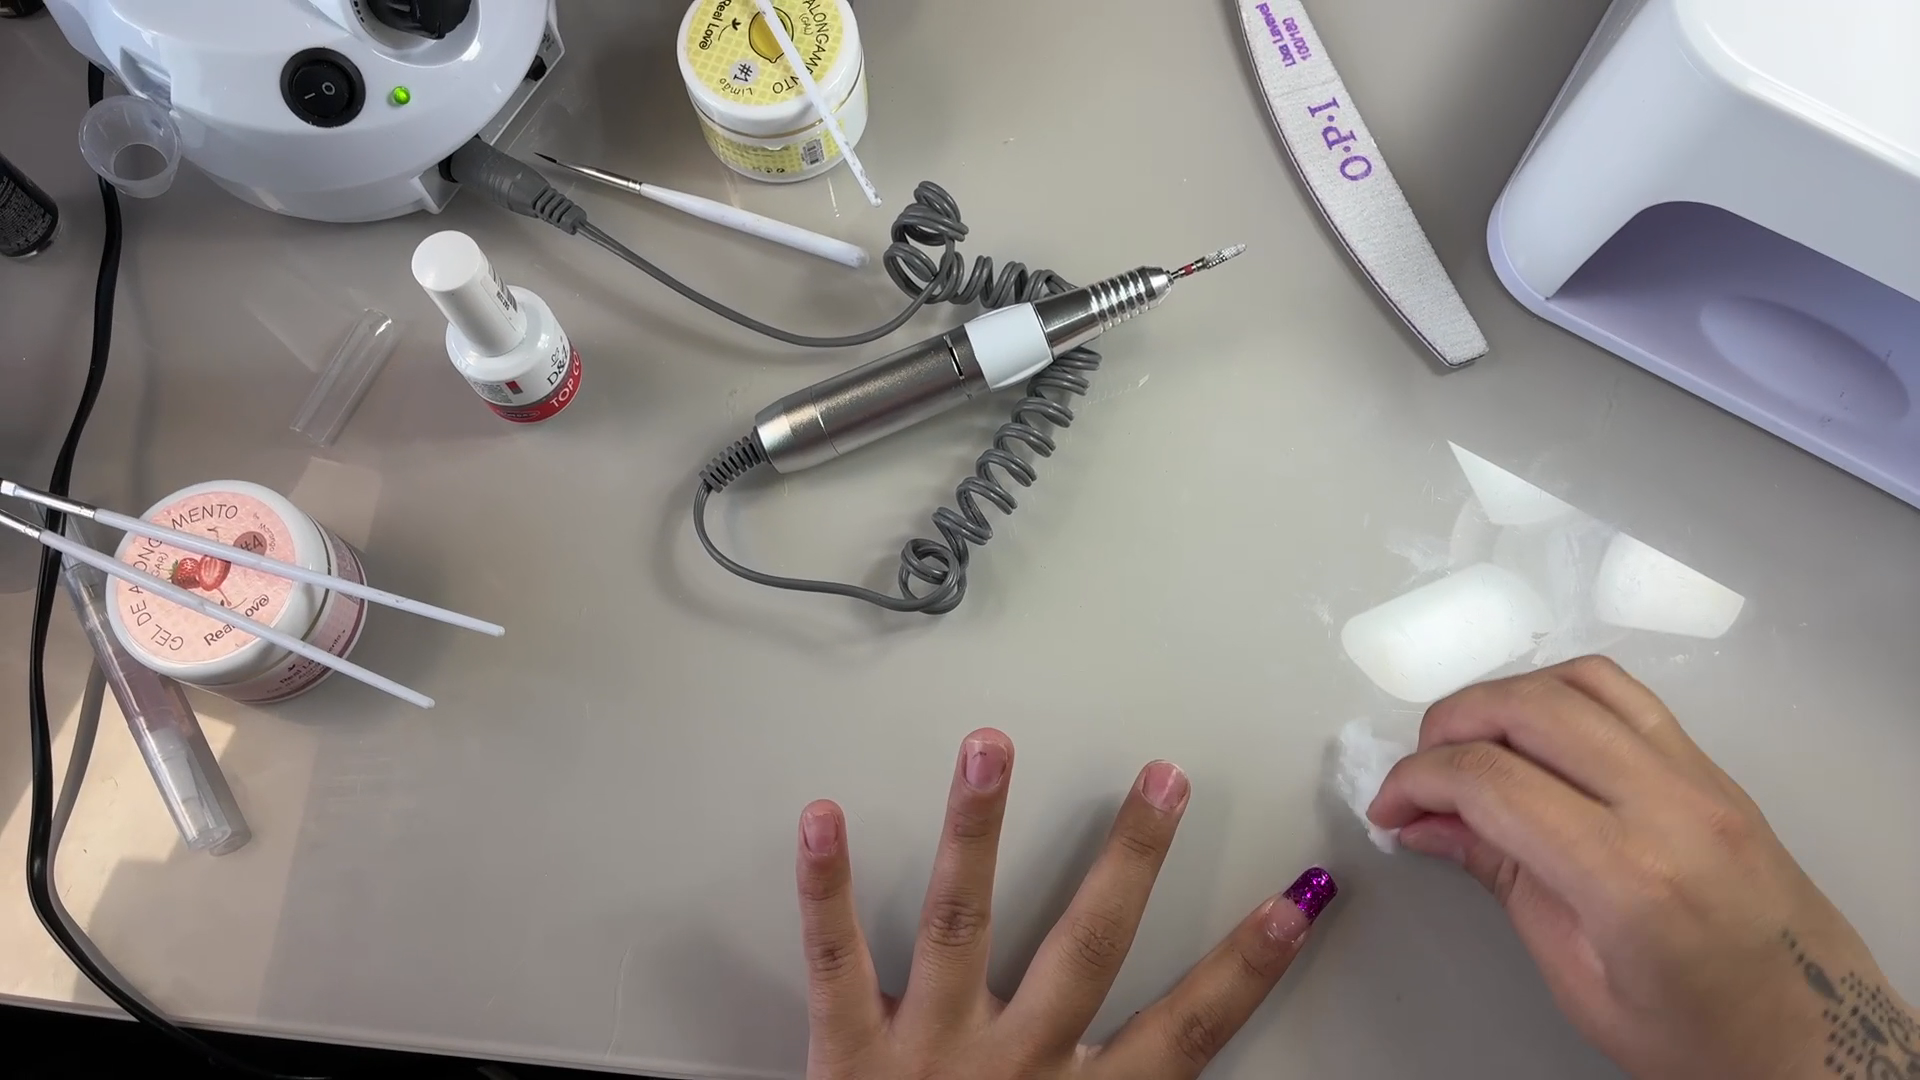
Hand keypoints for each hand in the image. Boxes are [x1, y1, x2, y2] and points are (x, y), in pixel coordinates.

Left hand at [794, 729, 1335, 1078]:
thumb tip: (1175, 1057)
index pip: (1185, 1035)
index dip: (1243, 971)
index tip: (1291, 903)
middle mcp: (1013, 1066)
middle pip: (1086, 948)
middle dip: (1129, 860)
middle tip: (1160, 777)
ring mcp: (928, 1048)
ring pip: (962, 917)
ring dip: (977, 825)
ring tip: (990, 744)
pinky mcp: (847, 1052)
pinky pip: (836, 957)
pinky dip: (828, 885)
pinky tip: (825, 813)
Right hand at [1370, 657, 1915, 1079]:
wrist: (1832, 1054)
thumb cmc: (1697, 1039)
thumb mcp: (1572, 972)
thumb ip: (1494, 873)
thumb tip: (1416, 821)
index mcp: (1629, 878)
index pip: (1485, 780)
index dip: (1413, 781)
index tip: (1388, 808)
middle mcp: (1672, 810)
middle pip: (1522, 710)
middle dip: (1444, 725)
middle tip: (1420, 769)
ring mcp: (1703, 780)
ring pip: (1570, 683)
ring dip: (1496, 699)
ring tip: (1470, 742)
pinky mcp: (1715, 771)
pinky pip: (1622, 694)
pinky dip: (1555, 692)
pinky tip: (1531, 732)